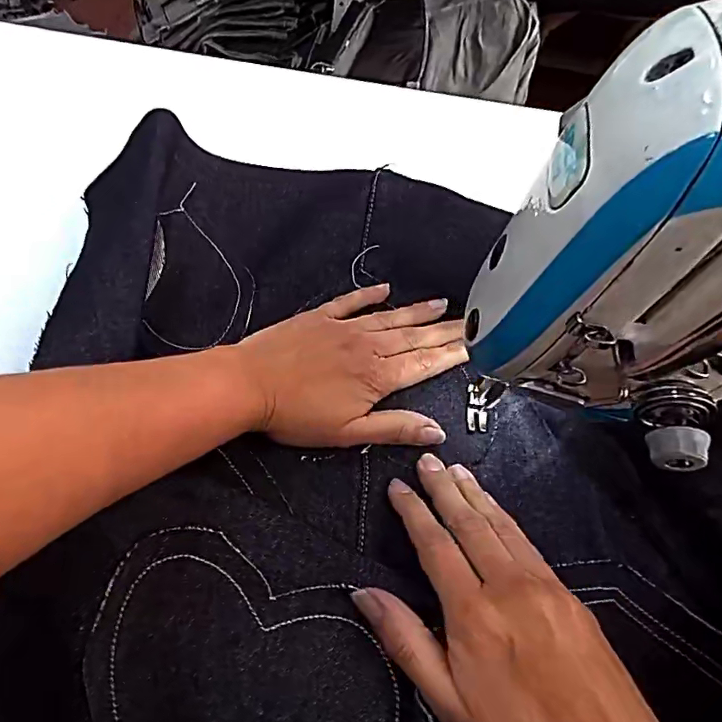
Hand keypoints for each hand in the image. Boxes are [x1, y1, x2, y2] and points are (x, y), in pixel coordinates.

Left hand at [230, 283, 466, 447]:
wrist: (248, 384)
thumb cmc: (294, 414)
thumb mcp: (348, 432)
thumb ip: (394, 428)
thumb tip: (434, 431)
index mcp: (377, 376)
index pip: (425, 363)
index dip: (451, 355)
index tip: (473, 346)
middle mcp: (367, 346)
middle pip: (415, 336)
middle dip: (445, 330)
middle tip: (469, 322)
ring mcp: (344, 328)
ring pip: (390, 317)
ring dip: (417, 311)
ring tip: (441, 305)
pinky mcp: (320, 318)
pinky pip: (352, 302)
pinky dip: (370, 294)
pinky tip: (385, 289)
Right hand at [351, 457, 721, 721]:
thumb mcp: (450, 703)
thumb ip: (406, 641)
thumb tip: (365, 593)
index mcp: (473, 611)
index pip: (435, 545)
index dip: (414, 512)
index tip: (398, 486)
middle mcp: (509, 584)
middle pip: (470, 523)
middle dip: (445, 489)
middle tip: (428, 460)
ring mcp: (544, 585)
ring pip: (503, 526)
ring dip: (477, 495)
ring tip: (459, 471)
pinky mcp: (569, 594)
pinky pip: (528, 542)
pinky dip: (506, 518)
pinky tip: (500, 513)